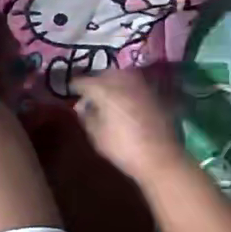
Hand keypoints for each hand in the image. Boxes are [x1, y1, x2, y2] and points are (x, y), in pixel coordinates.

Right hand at [74, 69, 190, 184]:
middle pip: (103, 74)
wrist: (160, 157)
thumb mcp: (96, 136)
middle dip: (94, 81)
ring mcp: (141, 85)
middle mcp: (123, 81)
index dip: (74, 86)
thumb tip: (81, 105)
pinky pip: (134, 83)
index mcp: (105, 90)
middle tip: (88, 94)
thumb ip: (86, 116)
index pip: (83, 81)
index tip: (70, 91)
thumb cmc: (122, 148)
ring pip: (121, 75)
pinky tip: (123, 100)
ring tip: (106, 95)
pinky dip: (125, 88)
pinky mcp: (154, 93)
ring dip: (111, 81)